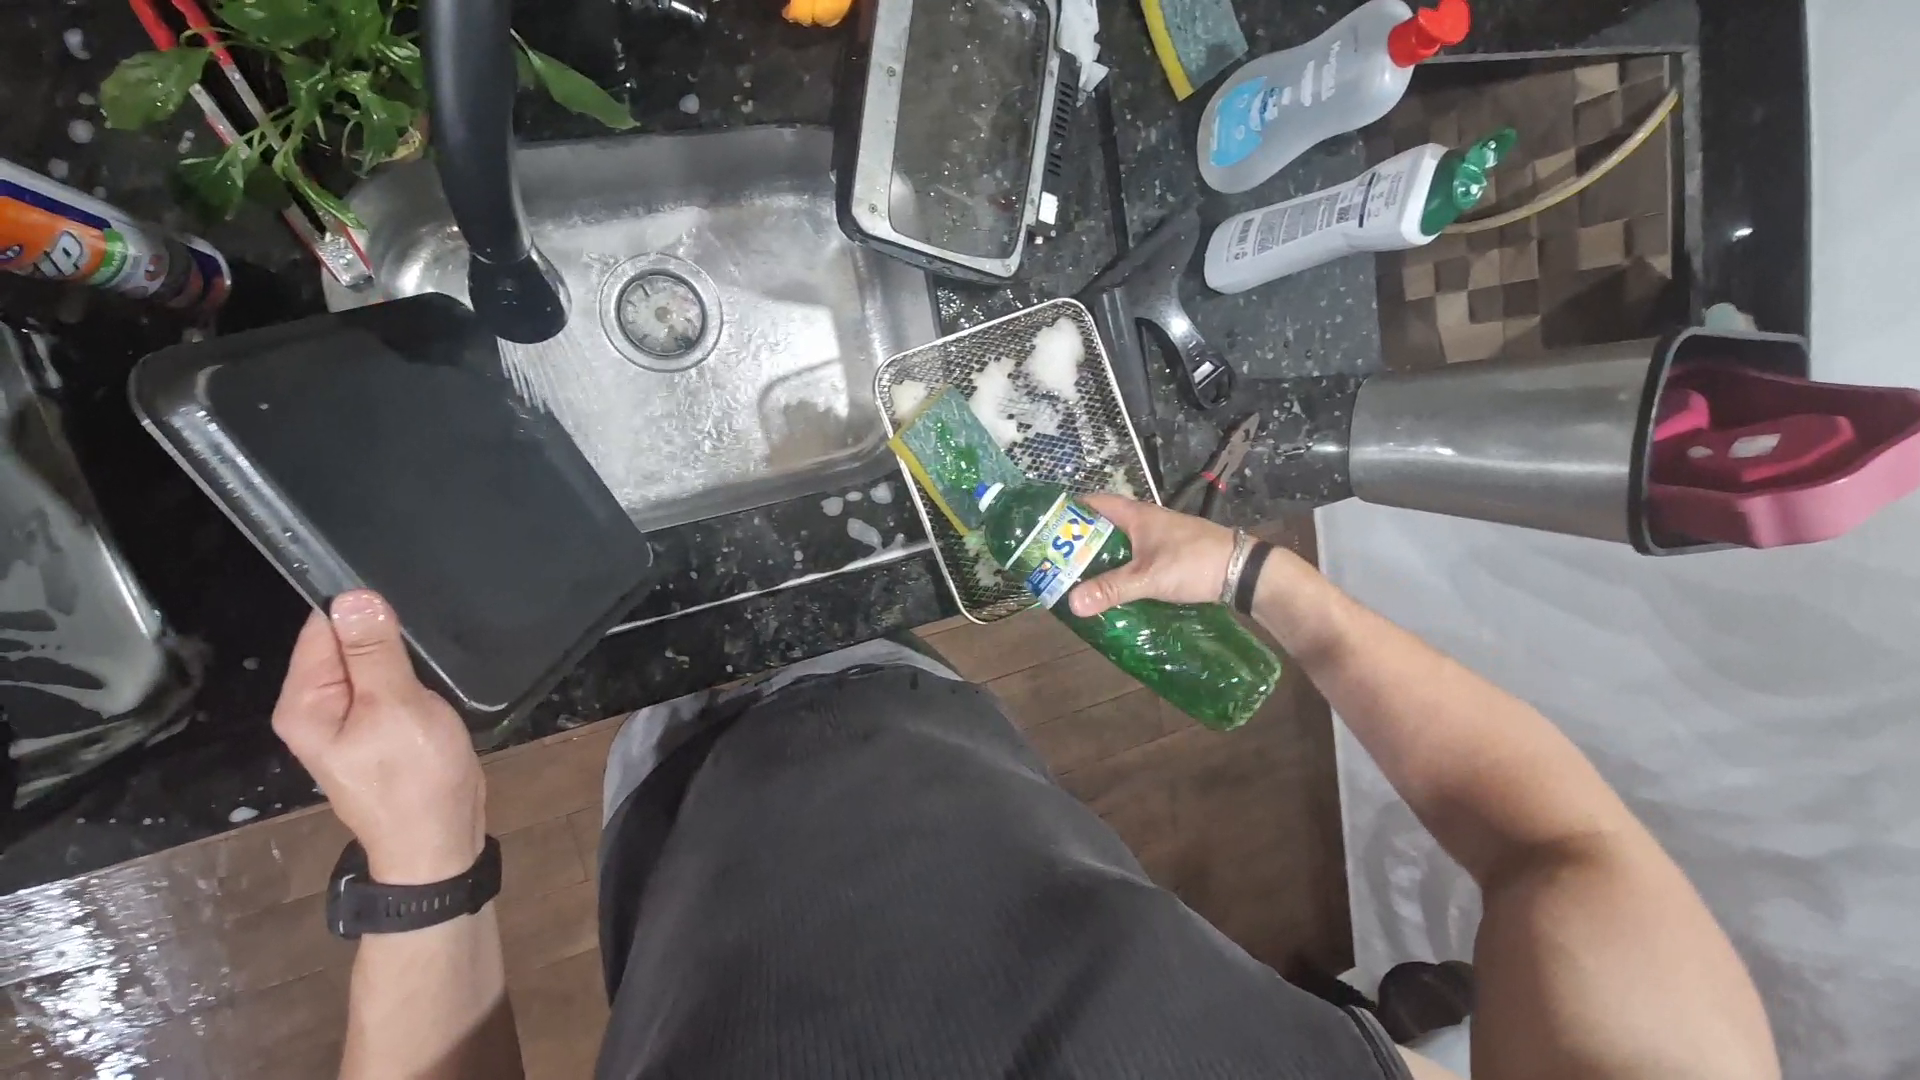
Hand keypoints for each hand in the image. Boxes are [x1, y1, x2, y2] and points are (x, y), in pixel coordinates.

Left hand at [272, 590, 485, 885]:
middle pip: (346, 643)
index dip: (362, 610)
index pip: (322, 628)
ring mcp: (349, 718)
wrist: (439, 838)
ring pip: (372, 661)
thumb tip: (354, 596)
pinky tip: (436, 675)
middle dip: (386, 632)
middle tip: (428, 634)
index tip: (404, 603)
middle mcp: (317, 706)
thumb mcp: (397, 707)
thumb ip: (375, 652)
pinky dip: (411, 673)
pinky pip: (388, 683)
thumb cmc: (415, 775)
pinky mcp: (379, 726)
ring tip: (436, 653)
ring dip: (402, 653)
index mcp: (305, 701)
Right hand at [1067, 494, 1238, 616]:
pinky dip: (1118, 571)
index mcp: (1135, 515)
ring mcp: (1157, 539)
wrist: (1244, 572)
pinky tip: (1109, 590)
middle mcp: (1143, 522)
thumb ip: (1111, 589)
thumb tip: (1072, 603)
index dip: (1068, 510)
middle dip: (1078, 542)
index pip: (1093, 502)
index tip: (1046, 527)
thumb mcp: (1148, 577)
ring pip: (1118, 545)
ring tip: (1075, 579)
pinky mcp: (1167, 557)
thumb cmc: (1194, 562)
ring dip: (1099, 559)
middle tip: (1054, 562)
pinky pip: (1133, 560)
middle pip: (1102, 527)